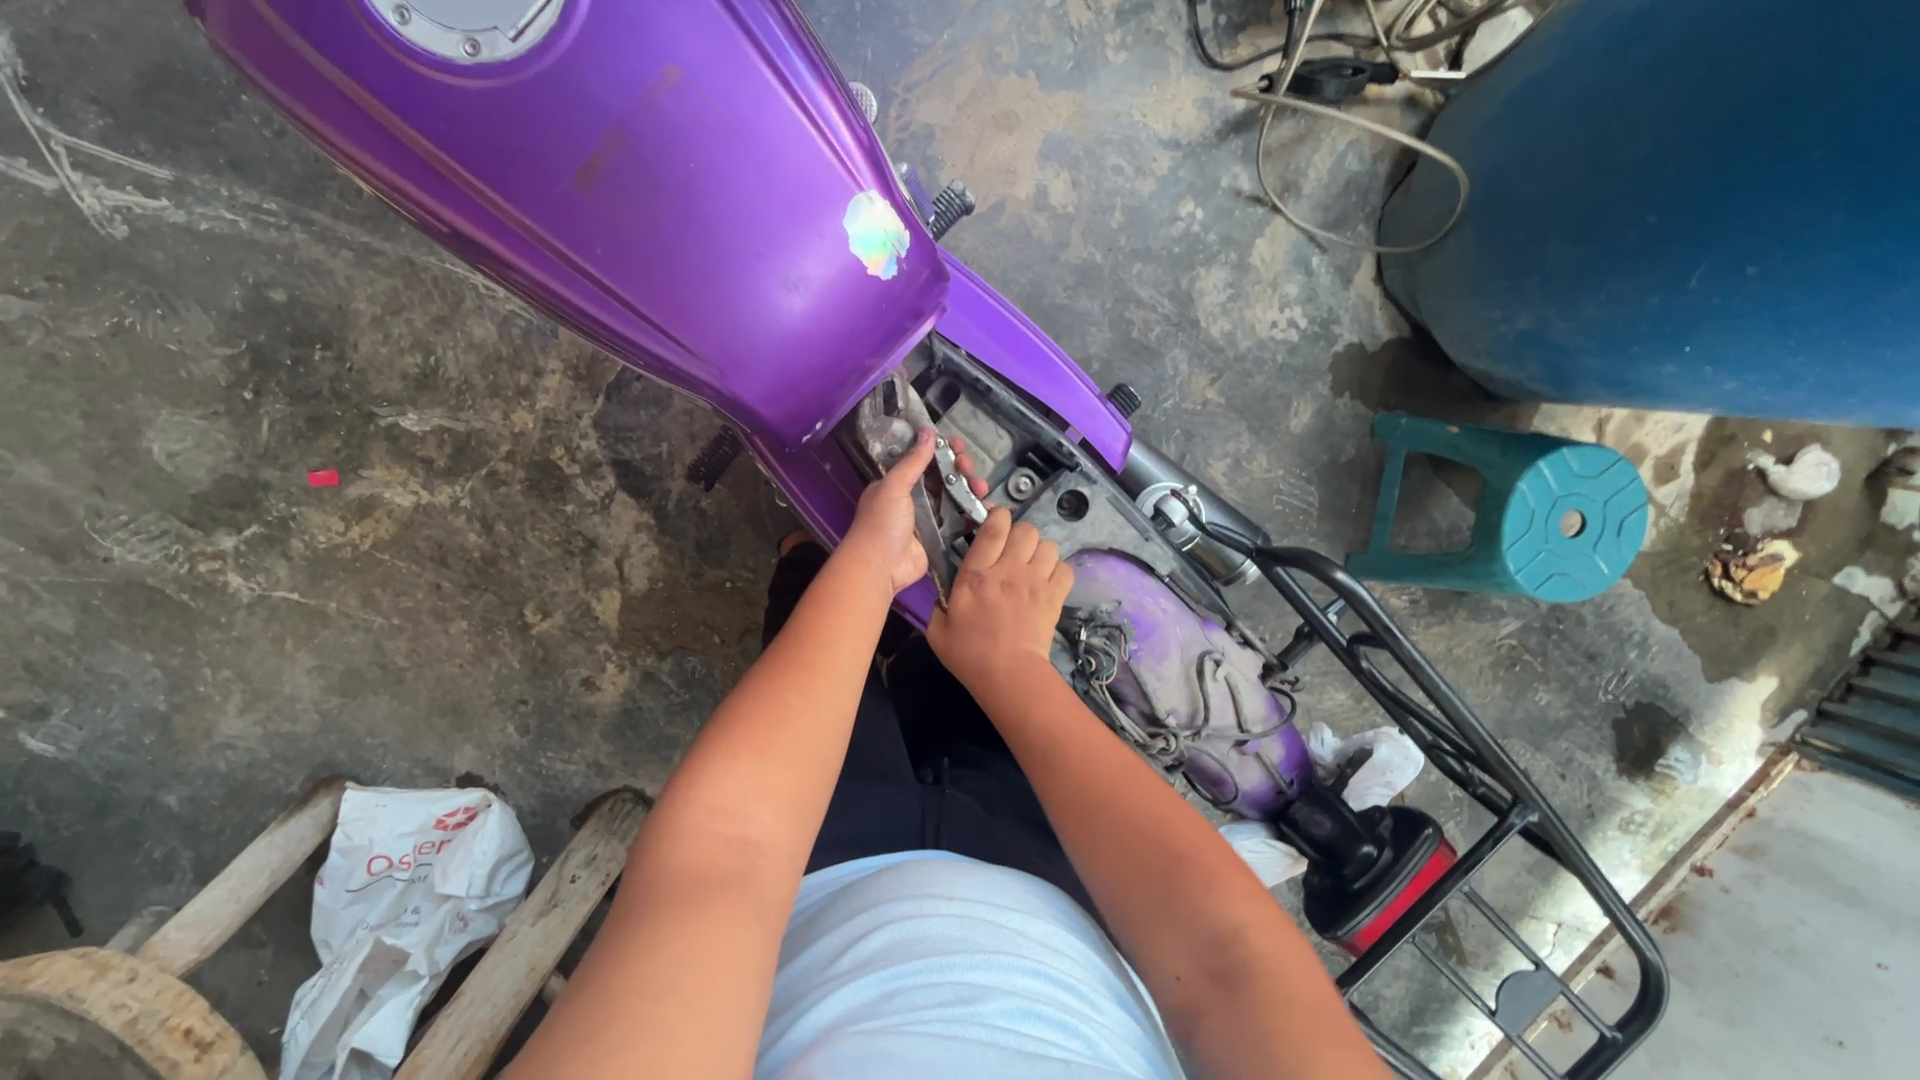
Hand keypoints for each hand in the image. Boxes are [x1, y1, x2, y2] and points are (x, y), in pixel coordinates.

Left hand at [836, 429, 987, 595]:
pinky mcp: (940, 536)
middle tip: (970, 469)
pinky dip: (974, 513)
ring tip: (982, 489)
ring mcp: (928, 517)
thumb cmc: (882, 523)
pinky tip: (988, 507)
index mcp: (898, 482)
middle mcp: (914, 497)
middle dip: (961, 470)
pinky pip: (960, 520)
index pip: (925, 460)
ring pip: (955, 497)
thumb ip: (913, 461)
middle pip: (944, 477)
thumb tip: (928, 431)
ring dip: (970, 490)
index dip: (943, 451)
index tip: (959, 446)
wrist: (879, 567)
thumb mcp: (894, 486)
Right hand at [927, 507, 1073, 688]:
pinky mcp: (1054, 596)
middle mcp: (1007, 570)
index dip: (997, 516)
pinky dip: (1059, 571)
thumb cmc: (969, 654)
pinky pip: (1065, 569)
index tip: (996, 520)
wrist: (1007, 674)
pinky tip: (1049, 582)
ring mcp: (1035, 582)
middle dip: (1020, 534)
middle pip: (1025, 530)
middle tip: (1013, 550)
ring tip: (1033, 566)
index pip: (993, 528)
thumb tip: (945, 597)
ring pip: (1048, 545)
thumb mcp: (938, 630)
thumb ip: (939, 606)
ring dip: (1040, 552)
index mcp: (975, 575)